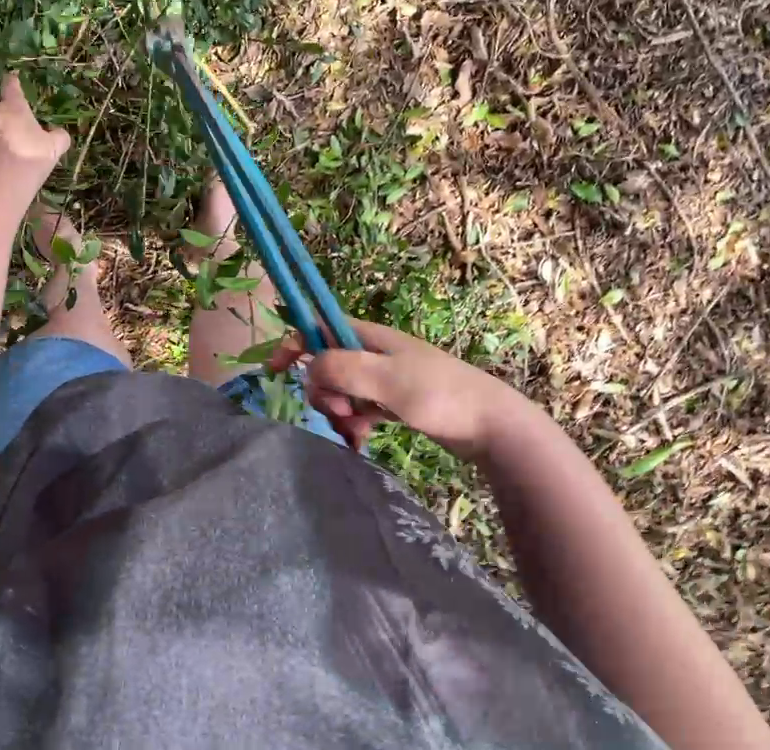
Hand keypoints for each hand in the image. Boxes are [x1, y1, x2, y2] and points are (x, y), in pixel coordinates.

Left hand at [0, 72, 70, 202]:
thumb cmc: (29, 162)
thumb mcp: (54, 150)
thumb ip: (59, 136)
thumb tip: (57, 132)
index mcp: (13, 108)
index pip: (11, 87)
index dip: (12, 83)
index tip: (12, 80)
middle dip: (4, 113)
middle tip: (15, 130)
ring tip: (3, 153)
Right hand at [269, 319, 527, 458]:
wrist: (495, 427)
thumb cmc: (440, 395)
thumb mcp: (385, 379)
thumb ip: (341, 368)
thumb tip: (308, 368)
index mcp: (370, 336)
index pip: (318, 328)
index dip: (293, 345)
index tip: (274, 372)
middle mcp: (374, 353)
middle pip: (326, 364)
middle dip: (322, 390)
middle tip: (338, 412)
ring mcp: (385, 380)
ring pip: (341, 390)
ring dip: (338, 412)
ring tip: (353, 433)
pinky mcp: (395, 404)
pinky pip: (359, 409)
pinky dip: (354, 424)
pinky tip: (360, 441)